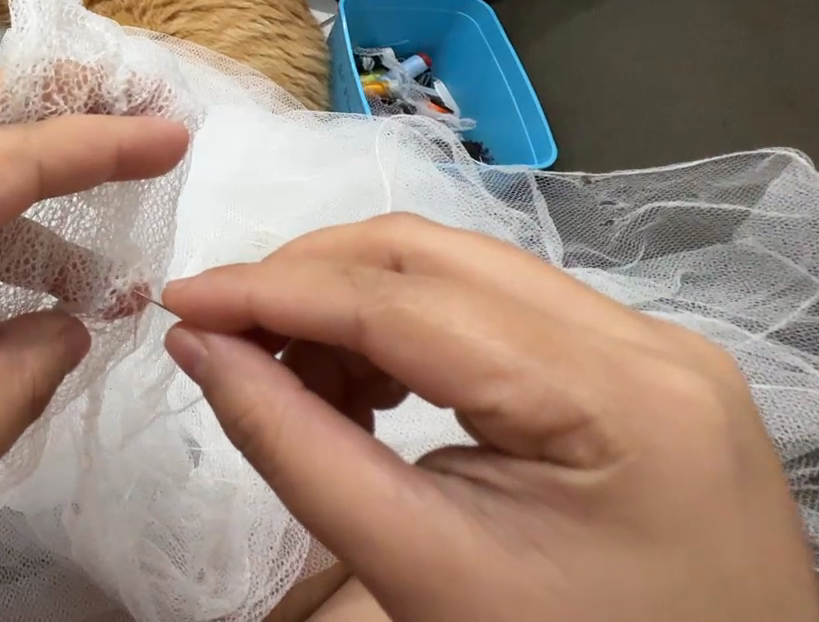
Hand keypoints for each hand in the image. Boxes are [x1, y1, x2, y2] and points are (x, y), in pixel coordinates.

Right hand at [161, 214, 818, 621]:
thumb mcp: (410, 564)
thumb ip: (286, 439)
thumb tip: (193, 341)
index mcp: (618, 397)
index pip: (399, 302)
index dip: (270, 290)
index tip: (177, 300)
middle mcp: (641, 338)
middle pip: (421, 255)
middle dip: (302, 282)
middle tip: (225, 332)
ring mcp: (641, 342)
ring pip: (439, 266)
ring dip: (340, 303)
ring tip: (295, 376)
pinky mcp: (620, 360)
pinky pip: (470, 301)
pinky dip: (386, 327)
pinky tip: (358, 385)